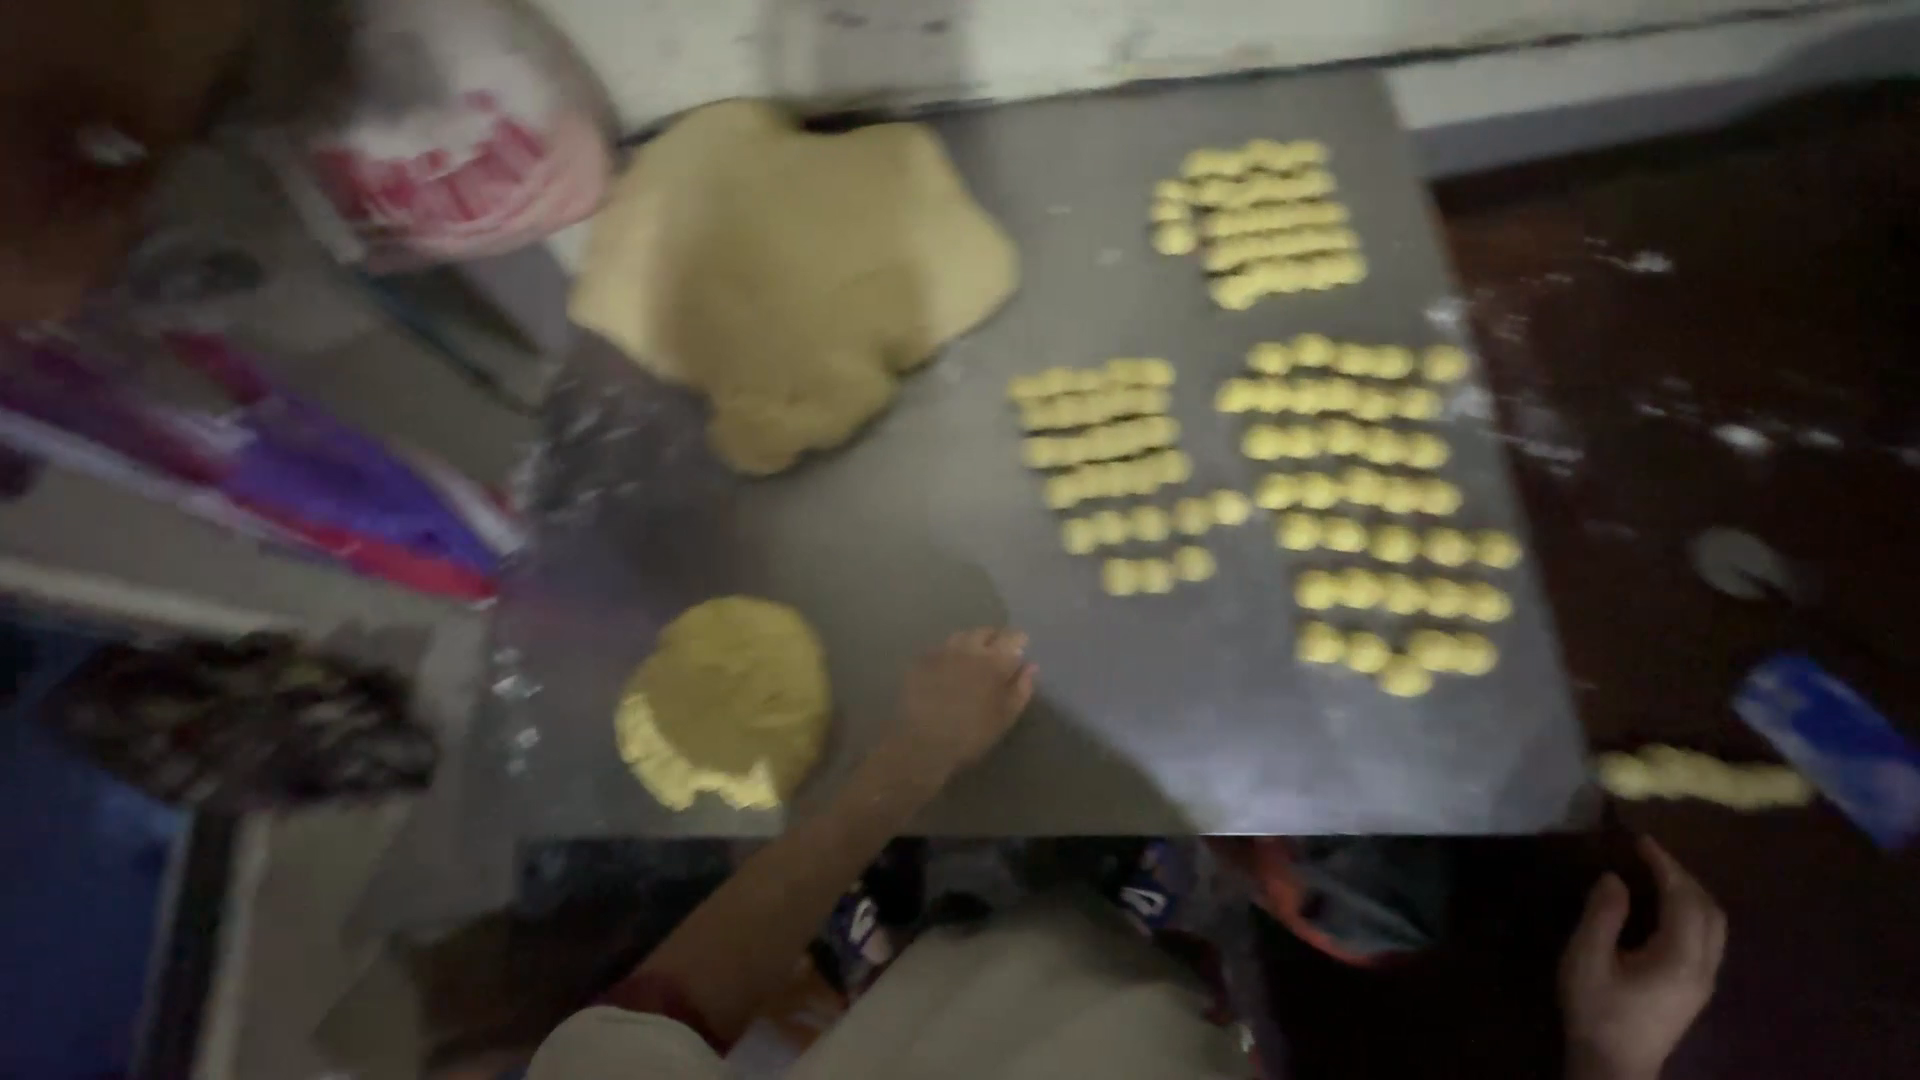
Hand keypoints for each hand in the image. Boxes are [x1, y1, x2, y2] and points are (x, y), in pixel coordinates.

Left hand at [891, 627, 1035, 781]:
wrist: (922, 743)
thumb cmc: (972, 734)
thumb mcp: (1006, 716)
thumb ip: (1021, 688)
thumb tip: (1031, 665)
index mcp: (994, 661)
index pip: (1013, 637)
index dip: (1018, 641)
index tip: (1020, 649)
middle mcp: (969, 648)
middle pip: (986, 631)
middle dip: (995, 638)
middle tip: (997, 653)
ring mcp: (942, 651)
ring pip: (962, 636)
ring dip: (972, 642)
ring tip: (973, 657)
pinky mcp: (921, 660)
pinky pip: (941, 648)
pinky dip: (950, 653)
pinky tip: (948, 667)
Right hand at [1559, 836, 1726, 1079]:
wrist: (1614, 1062)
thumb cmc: (1596, 1007)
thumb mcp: (1586, 957)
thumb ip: (1602, 915)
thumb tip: (1615, 878)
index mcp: (1679, 958)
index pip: (1684, 900)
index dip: (1665, 866)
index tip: (1640, 840)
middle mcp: (1703, 968)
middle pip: (1710, 912)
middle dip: (1683, 876)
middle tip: (1648, 853)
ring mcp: (1704, 981)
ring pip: (1714, 926)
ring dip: (1690, 893)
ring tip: (1656, 873)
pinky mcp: (1695, 987)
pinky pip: (1706, 937)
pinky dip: (1689, 911)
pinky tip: (1662, 906)